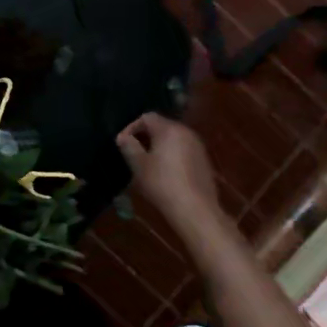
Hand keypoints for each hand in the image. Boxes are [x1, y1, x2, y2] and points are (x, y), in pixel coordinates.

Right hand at [115, 113, 224, 230]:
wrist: (195, 208)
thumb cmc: (162, 184)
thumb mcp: (139, 166)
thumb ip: (129, 147)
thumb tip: (123, 137)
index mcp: (169, 129)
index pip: (147, 117)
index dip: (131, 127)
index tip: (122, 143)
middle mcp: (186, 132)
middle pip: (162, 126)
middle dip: (145, 137)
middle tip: (133, 153)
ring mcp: (198, 146)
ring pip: (174, 139)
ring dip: (159, 147)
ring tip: (147, 163)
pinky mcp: (204, 160)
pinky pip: (183, 150)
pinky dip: (172, 155)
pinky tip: (165, 173)